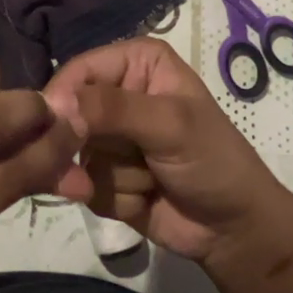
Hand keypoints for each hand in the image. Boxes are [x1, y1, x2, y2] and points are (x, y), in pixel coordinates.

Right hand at [44, 37, 287, 262]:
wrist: (236, 230)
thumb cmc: (214, 161)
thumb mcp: (170, 126)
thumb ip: (114, 109)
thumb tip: (56, 103)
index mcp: (136, 63)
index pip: (79, 70)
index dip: (63, 98)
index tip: (55, 129)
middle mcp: (118, 93)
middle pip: (68, 115)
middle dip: (92, 146)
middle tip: (129, 163)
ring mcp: (109, 138)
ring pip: (75, 155)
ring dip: (114, 176)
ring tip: (152, 179)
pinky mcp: (105, 176)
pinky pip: (83, 186)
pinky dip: (115, 198)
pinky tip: (146, 199)